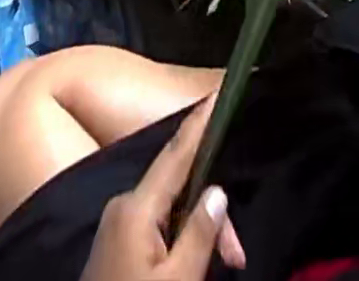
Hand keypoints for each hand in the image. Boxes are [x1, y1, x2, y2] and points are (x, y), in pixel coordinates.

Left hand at [81, 96, 246, 279]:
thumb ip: (199, 234)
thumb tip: (218, 190)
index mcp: (136, 207)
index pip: (175, 154)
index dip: (197, 124)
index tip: (216, 94)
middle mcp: (124, 204)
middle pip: (179, 189)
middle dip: (213, 214)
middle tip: (239, 258)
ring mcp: (119, 222)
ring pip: (172, 211)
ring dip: (201, 234)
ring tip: (226, 266)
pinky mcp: (119, 242)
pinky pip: (158, 227)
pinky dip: (183, 242)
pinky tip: (198, 262)